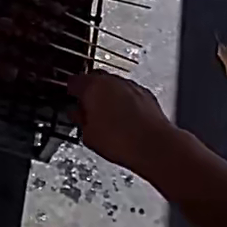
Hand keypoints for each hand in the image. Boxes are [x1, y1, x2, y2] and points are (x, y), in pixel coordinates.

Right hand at [68, 71, 188, 171]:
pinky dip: (125, 101)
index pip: (74, 81)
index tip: (70, 98)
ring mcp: (130, 86)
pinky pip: (129, 93)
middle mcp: (111, 81)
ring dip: (108, 95)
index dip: (70, 91)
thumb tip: (78, 115)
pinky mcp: (146, 94)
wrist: (155, 147)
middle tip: (87, 108)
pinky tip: (124, 118)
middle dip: (90, 91)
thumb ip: (79, 119)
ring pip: (113, 85)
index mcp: (92, 86)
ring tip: (107, 116)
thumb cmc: (123, 140)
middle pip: (94, 78)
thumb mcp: (88, 135)